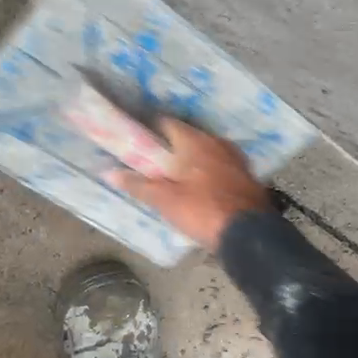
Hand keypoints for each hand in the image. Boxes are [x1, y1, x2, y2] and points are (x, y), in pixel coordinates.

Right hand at [106, 119, 273, 249]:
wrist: (249, 234)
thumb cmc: (202, 210)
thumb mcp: (164, 200)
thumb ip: (137, 185)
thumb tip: (108, 173)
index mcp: (195, 142)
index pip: (168, 123)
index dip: (150, 129)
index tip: (138, 138)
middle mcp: (217, 143)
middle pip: (189, 137)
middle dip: (171, 146)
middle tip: (153, 160)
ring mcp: (236, 159)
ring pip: (207, 151)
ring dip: (192, 158)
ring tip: (175, 173)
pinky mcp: (247, 176)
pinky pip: (220, 165)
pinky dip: (208, 170)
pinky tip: (200, 185)